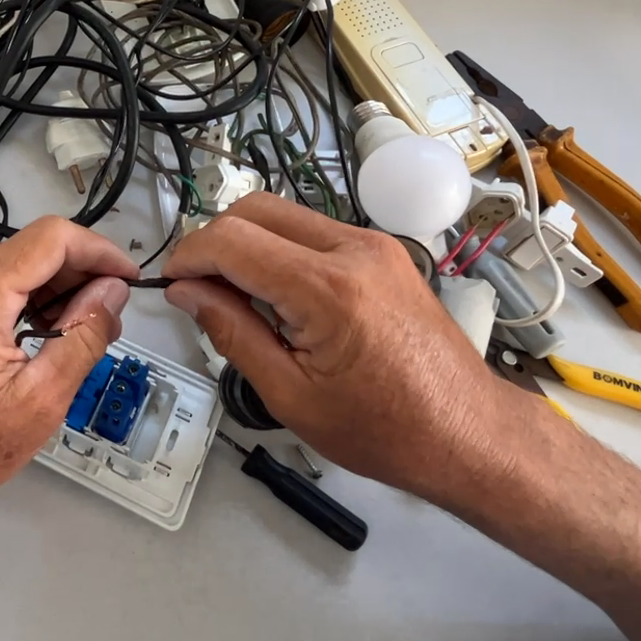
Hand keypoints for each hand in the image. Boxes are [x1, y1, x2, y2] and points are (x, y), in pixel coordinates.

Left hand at [0, 216, 137, 535]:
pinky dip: (33, 296)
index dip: (99, 250)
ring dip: (60, 285)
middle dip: (83, 271)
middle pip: (36, 246)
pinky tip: (53, 331)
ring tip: (86, 330)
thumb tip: (113, 292)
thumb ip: (83, 337)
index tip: (129, 279)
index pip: (51, 239)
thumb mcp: (42, 400)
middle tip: (112, 313)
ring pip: (20, 261)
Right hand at [162, 192, 517, 500]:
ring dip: (245, 243)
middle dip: (212, 240)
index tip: (171, 284)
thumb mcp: (289, 396)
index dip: (189, 256)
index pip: (232, 240)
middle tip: (198, 288)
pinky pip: (310, 230)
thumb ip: (230, 332)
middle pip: (254, 209)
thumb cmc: (386, 430)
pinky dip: (277, 248)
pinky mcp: (381, 250)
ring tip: (236, 296)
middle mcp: (353, 249)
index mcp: (328, 290)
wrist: (470, 431)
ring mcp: (372, 244)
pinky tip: (276, 293)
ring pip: (281, 213)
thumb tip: (185, 292)